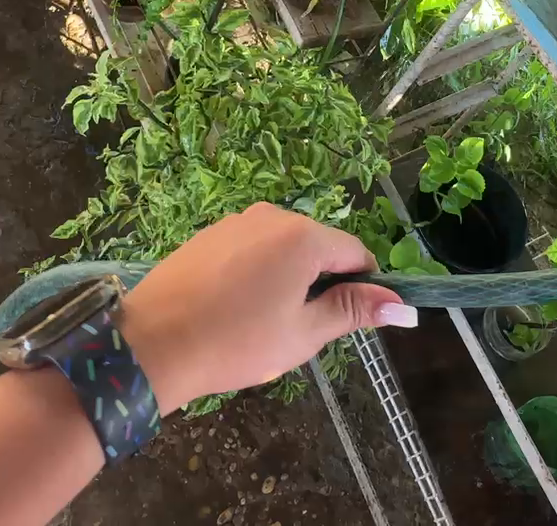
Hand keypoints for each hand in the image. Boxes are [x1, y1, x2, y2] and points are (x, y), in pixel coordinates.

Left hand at [115, 203, 416, 412]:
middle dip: (320, 282)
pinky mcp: (211, 232)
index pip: (355, 253)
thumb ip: (354, 311)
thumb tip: (405, 306)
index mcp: (304, 236)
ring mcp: (239, 220)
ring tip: (260, 321)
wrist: (151, 342)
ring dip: (288, 277)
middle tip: (296, 328)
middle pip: (319, 247)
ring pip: (284, 247)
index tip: (345, 320)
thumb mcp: (304, 332)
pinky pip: (253, 247)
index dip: (361, 287)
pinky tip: (233, 306)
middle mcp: (274, 215)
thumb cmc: (236, 341)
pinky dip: (257, 271)